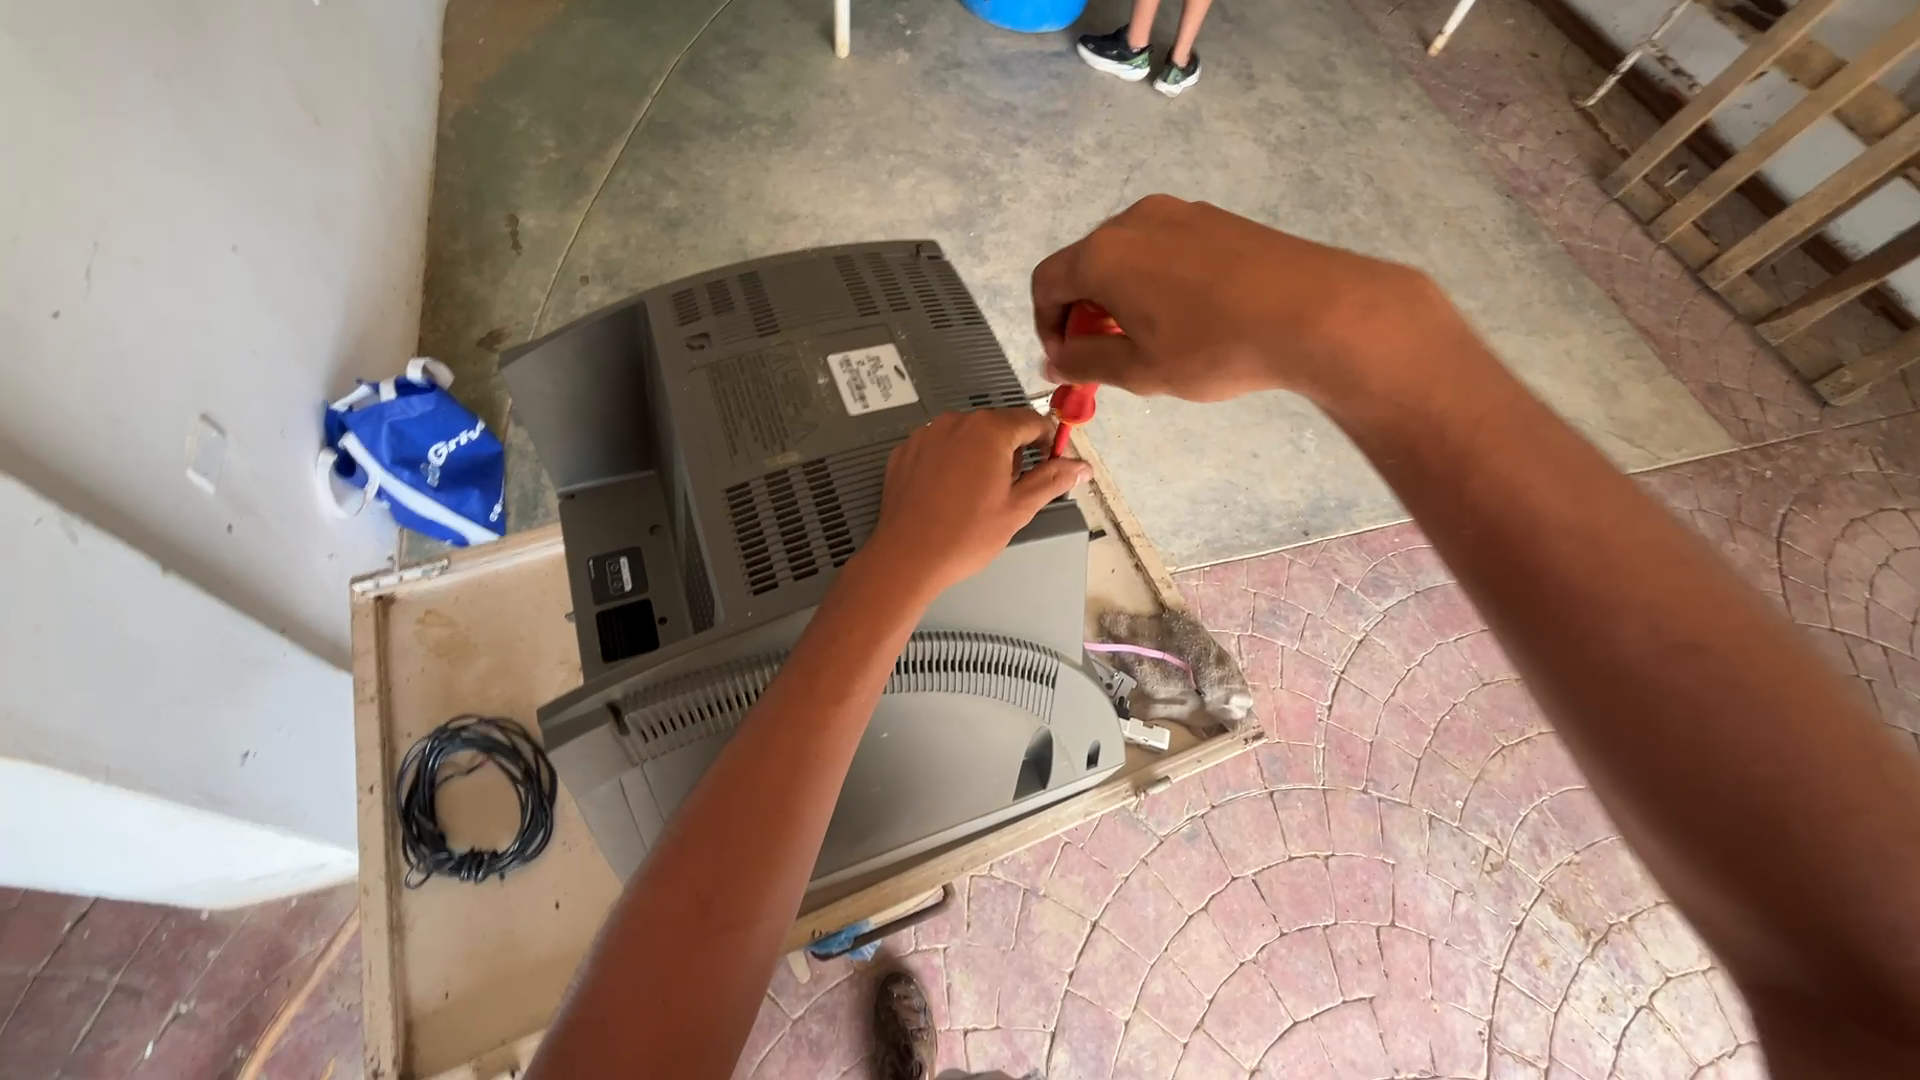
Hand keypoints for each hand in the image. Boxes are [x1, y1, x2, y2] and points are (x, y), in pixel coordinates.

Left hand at [860, 409, 1089, 594]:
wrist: (906, 558)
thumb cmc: (962, 537)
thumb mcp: (1018, 509)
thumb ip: (1052, 481)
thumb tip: (1080, 467)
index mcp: (989, 431)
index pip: (1032, 420)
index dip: (1047, 442)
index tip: (1049, 464)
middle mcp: (955, 423)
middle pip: (998, 426)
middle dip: (1011, 452)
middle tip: (1010, 490)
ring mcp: (926, 435)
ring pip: (967, 436)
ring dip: (980, 456)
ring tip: (977, 497)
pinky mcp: (906, 452)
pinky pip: (939, 448)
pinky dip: (950, 463)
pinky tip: (950, 495)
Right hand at [1031, 195, 1463, 403]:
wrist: (1314, 312)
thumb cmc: (1214, 347)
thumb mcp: (1138, 369)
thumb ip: (1084, 362)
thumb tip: (1052, 361)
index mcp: (1103, 254)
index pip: (1046, 283)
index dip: (1046, 326)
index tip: (1068, 360)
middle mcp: (1132, 221)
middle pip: (1083, 265)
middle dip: (1082, 313)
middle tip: (1106, 355)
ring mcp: (1176, 213)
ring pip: (1124, 257)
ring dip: (1118, 297)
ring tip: (1148, 339)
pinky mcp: (1212, 218)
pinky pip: (1161, 249)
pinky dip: (1152, 282)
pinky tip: (1186, 316)